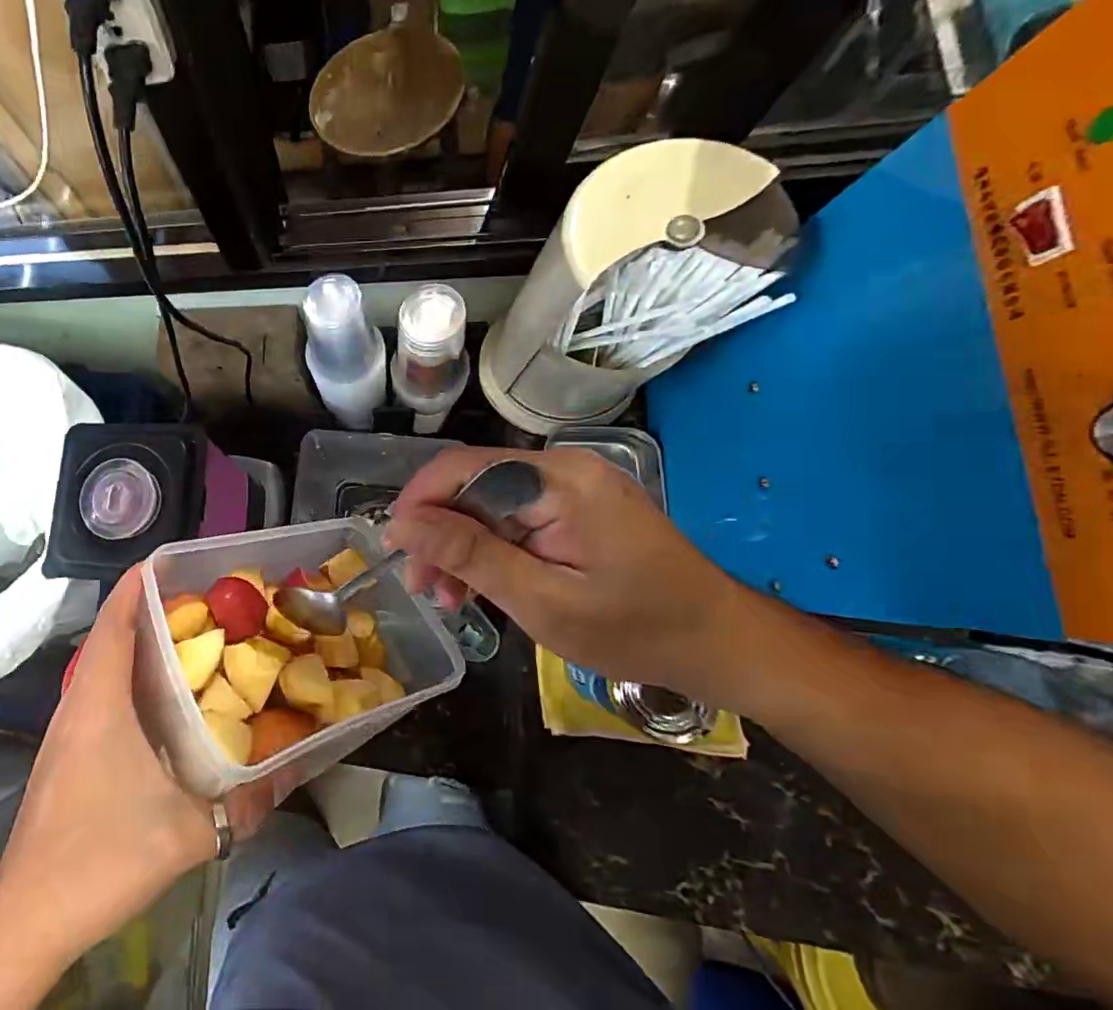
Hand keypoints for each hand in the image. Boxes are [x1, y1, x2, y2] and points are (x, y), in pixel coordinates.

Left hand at [0, 565, 224, 1007]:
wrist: (28, 919)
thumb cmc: (103, 858)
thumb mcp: (190, 829)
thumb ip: (249, 799)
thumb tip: (296, 770)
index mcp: (100, 701)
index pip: (114, 621)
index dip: (139, 584)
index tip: (175, 562)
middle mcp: (78, 705)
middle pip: (111, 637)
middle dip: (154, 612)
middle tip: (207, 606)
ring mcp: (67, 732)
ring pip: (106, 669)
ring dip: (144, 649)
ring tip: (196, 645)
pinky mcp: (68, 757)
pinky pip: (103, 698)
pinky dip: (135, 683)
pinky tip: (168, 708)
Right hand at [384, 447, 751, 698]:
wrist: (718, 643)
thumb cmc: (634, 630)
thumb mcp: (541, 600)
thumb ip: (469, 555)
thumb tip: (401, 524)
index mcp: (561, 481)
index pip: (464, 469)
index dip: (419, 504)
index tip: (394, 551)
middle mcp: (566, 468)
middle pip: (475, 485)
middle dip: (440, 534)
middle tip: (423, 589)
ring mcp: (576, 486)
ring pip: (492, 503)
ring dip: (463, 547)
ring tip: (450, 599)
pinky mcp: (580, 506)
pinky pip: (518, 516)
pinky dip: (494, 549)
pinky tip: (482, 587)